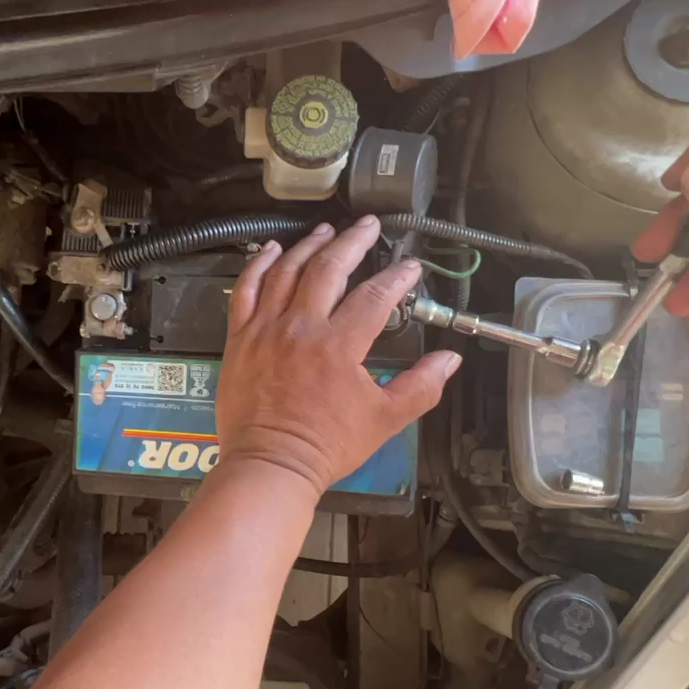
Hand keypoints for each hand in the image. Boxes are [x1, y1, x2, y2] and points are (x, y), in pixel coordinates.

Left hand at [216, 216, 462, 495]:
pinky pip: (245, 290)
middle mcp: (301, 328)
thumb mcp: (384, 420)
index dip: (397, 277)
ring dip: (308, 246)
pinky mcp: (239, 338)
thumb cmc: (327, 445)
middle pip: (329, 269)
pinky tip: (270, 250)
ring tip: (325, 230)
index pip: (375, 297)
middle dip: (353, 241)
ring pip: (286, 272)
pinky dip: (257, 266)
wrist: (270, 464)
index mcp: (339, 346)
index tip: (410, 267)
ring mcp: (265, 329)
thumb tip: (450, 359)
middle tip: (368, 225)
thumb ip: (420, 386)